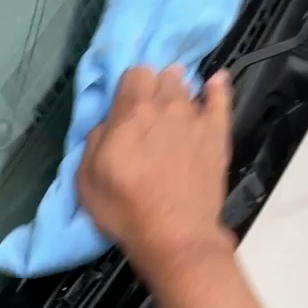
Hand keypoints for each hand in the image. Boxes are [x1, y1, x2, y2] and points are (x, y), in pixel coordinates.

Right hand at [77, 65, 236, 285]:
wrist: (173, 232)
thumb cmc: (123, 208)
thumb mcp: (87, 180)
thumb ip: (93, 144)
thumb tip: (106, 127)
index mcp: (130, 115)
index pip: (133, 75)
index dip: (127, 86)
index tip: (122, 105)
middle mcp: (165, 107)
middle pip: (161, 77)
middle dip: (153, 87)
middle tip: (145, 110)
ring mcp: (195, 117)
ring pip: (187, 86)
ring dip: (177, 90)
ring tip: (171, 105)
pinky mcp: (218, 131)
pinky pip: (220, 97)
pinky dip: (216, 88)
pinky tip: (213, 84)